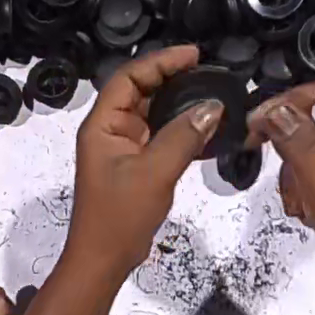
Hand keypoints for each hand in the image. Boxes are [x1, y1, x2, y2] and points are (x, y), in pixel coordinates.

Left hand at [63, 45, 224, 279]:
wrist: (104, 259)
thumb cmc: (118, 217)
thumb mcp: (153, 173)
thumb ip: (183, 137)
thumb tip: (212, 108)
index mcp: (102, 125)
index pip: (129, 78)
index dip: (160, 61)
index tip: (193, 55)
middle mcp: (110, 132)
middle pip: (141, 92)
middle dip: (172, 80)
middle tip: (207, 73)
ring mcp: (123, 150)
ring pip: (152, 116)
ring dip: (179, 106)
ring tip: (211, 97)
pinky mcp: (136, 167)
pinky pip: (160, 139)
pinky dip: (180, 132)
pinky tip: (205, 131)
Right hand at [248, 80, 314, 293]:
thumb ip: (299, 141)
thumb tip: (274, 110)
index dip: (288, 106)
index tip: (260, 128)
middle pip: (310, 122)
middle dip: (293, 155)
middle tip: (294, 179)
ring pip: (306, 149)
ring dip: (297, 178)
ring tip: (308, 202)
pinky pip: (313, 169)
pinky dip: (305, 189)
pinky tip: (312, 209)